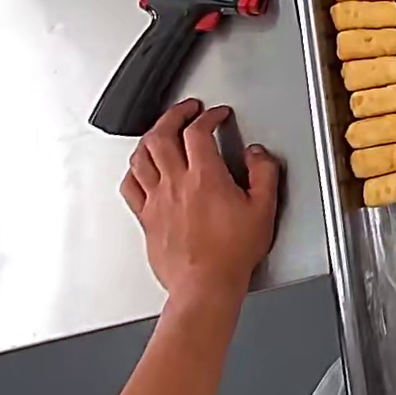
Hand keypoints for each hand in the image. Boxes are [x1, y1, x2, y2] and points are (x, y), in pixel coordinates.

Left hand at [120, 99, 280, 309]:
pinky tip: (143, 165)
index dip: (208, 116)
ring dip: (152, 135)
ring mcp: (156, 201)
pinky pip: (130, 184)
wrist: (205, 285)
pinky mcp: (146, 218)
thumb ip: (264, 173)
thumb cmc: (233, 251)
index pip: (198, 132)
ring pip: (141, 156)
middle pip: (161, 135)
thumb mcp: (264, 207)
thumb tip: (256, 154)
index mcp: (205, 178)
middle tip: (187, 109)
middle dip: (175, 115)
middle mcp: (176, 184)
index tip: (218, 115)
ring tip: (164, 129)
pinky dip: (135, 167)